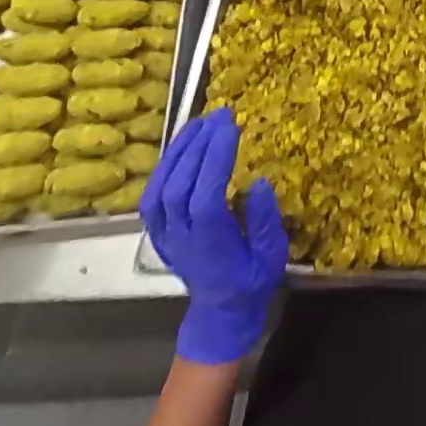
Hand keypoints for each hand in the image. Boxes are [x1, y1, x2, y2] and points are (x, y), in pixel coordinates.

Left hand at [142, 109, 288, 364]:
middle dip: (200, 146)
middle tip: (221, 115)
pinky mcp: (158, 230)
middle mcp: (180, 238)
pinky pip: (153, 192)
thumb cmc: (253, 280)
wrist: (220, 310)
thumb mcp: (272, 255)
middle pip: (180, 186)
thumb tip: (257, 182)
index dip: (215, 161)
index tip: (231, 128)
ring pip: (161, 186)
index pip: (205, 198)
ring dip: (181, 150)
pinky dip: (166, 164)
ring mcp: (164, 234)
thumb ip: (264, 221)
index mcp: (211, 246)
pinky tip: (184, 143)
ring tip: (202, 121)